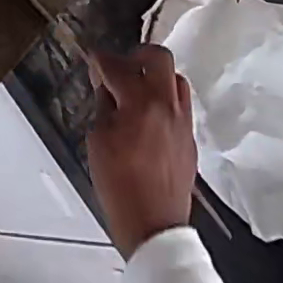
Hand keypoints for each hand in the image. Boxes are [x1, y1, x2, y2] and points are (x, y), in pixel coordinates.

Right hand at [86, 44, 198, 256]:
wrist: (154, 227)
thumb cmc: (118, 183)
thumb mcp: (98, 139)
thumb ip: (104, 105)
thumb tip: (105, 84)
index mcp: (140, 102)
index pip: (117, 66)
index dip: (99, 59)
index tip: (91, 58)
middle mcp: (167, 105)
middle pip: (159, 57)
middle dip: (136, 55)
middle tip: (119, 67)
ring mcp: (183, 121)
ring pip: (175, 78)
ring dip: (155, 76)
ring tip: (136, 90)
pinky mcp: (190, 138)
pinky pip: (180, 104)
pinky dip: (164, 99)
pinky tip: (147, 115)